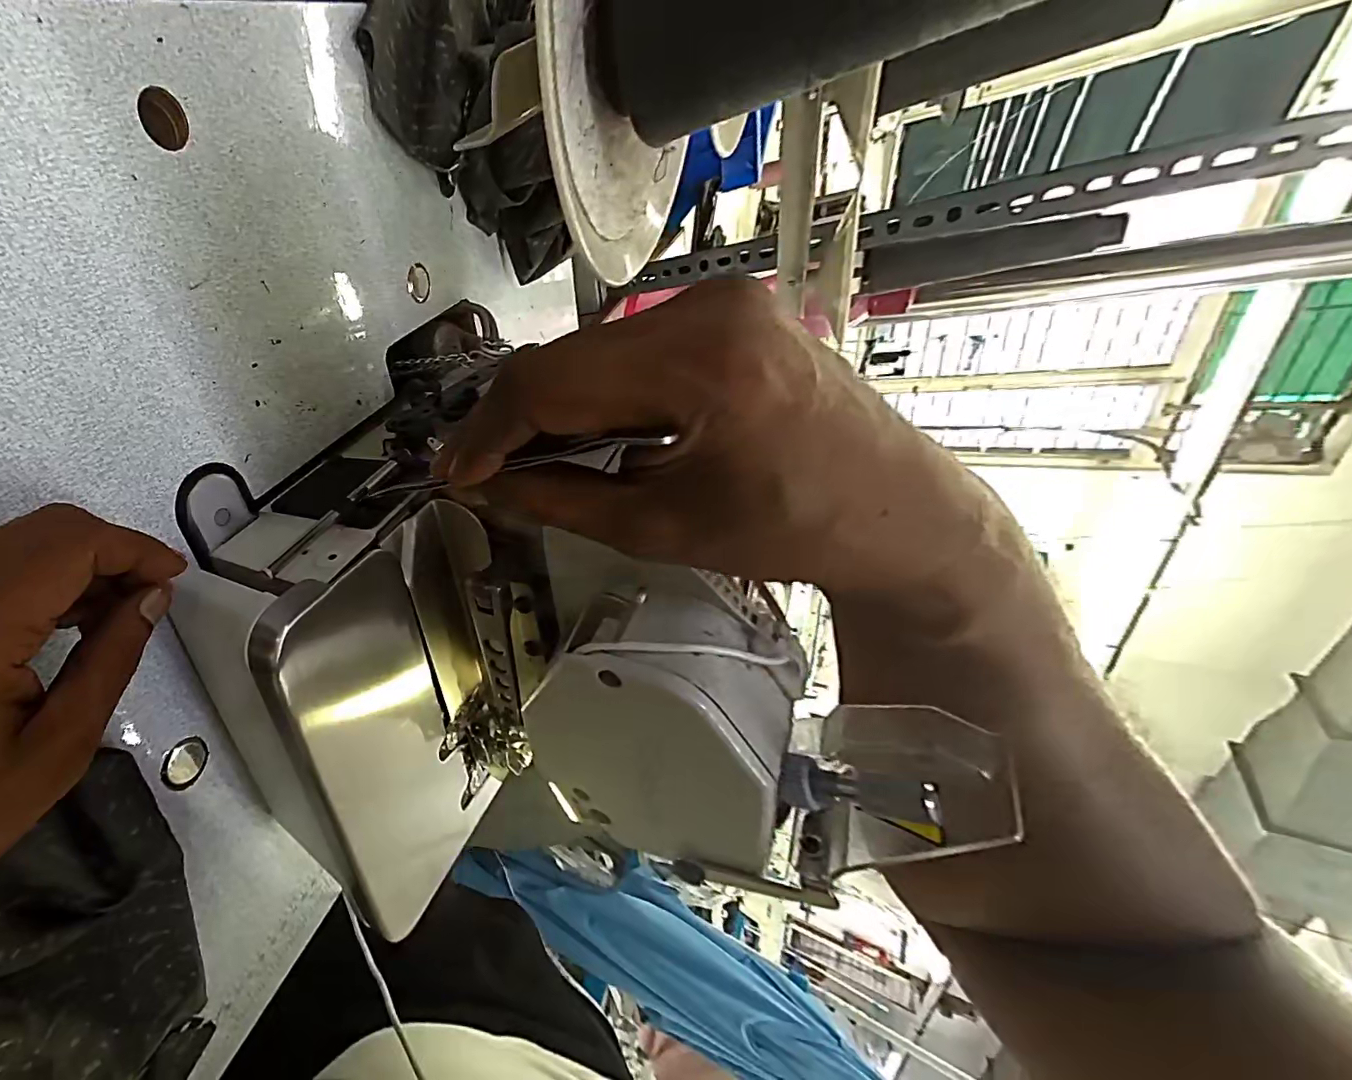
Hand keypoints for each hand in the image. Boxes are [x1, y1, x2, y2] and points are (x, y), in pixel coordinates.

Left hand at [0, 505, 186, 1079]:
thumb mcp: (59, 747)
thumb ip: (112, 658)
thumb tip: (154, 597)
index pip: (71, 544)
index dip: (135, 549)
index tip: (178, 579)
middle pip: (47, 529)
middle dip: (114, 549)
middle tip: (156, 594)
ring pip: (21, 542)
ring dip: (82, 562)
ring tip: (125, 610)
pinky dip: (46, 577)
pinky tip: (75, 619)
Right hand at [435, 278, 1030, 623]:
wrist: (899, 511)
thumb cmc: (791, 533)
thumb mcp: (660, 528)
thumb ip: (559, 499)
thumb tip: (486, 484)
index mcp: (701, 359)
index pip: (552, 382)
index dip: (488, 430)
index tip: (453, 472)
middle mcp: (706, 304)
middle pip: (568, 359)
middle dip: (512, 420)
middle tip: (477, 470)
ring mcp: (720, 299)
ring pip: (592, 353)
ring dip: (549, 408)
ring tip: (518, 459)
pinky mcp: (725, 311)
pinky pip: (629, 351)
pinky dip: (593, 395)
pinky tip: (575, 433)